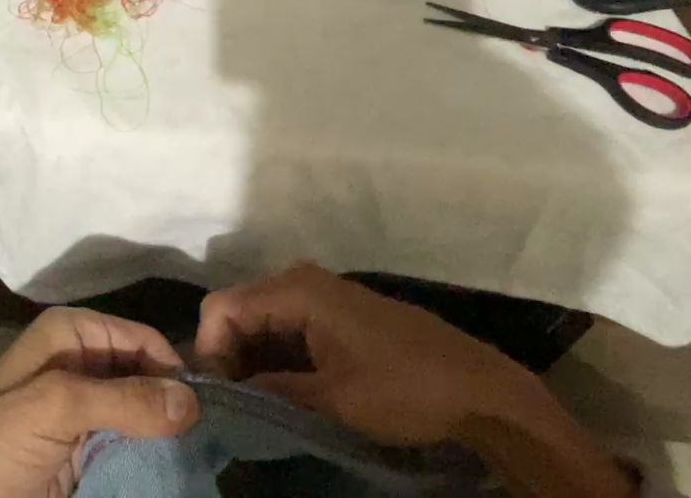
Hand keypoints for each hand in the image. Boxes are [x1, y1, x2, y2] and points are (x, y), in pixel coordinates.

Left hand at [0, 309, 200, 497]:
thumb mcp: (53, 407)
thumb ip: (122, 399)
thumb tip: (193, 401)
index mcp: (71, 334)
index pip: (142, 339)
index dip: (175, 369)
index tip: (211, 409)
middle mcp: (81, 366)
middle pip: (146, 377)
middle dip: (175, 406)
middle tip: (214, 440)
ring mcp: (81, 415)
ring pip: (142, 417)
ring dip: (168, 439)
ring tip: (205, 459)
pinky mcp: (81, 458)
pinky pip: (129, 451)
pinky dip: (151, 463)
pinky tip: (174, 474)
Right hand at [194, 264, 542, 446]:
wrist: (480, 389)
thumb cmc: (404, 389)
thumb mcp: (332, 400)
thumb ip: (271, 393)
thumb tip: (226, 398)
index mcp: (297, 289)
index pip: (223, 308)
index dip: (210, 350)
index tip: (218, 398)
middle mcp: (302, 281)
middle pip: (239, 311)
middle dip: (228, 357)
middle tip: (232, 409)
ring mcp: (321, 296)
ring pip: (262, 322)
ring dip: (251, 362)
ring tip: (254, 408)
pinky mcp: (337, 315)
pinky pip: (288, 329)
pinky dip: (276, 359)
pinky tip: (282, 395)